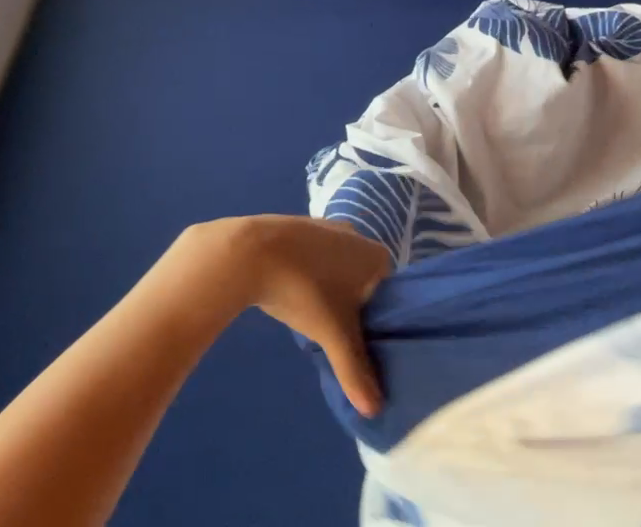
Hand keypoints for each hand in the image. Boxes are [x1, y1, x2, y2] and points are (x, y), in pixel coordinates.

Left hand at [185, 215, 393, 416]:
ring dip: (329, 291)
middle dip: (354, 307)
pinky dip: (307, 276)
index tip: (366, 343)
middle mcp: (355, 235)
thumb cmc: (305, 290)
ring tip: (316, 320)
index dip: (380, 320)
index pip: (390, 295)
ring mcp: (324, 227)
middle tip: (341, 336)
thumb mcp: (334, 335)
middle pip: (363, 281)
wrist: (250, 251)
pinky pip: (311, 258)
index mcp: (375, 256)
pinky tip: (293, 296)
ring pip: (335, 268)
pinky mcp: (295, 227)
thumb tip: (374, 412)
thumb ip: (355, 371)